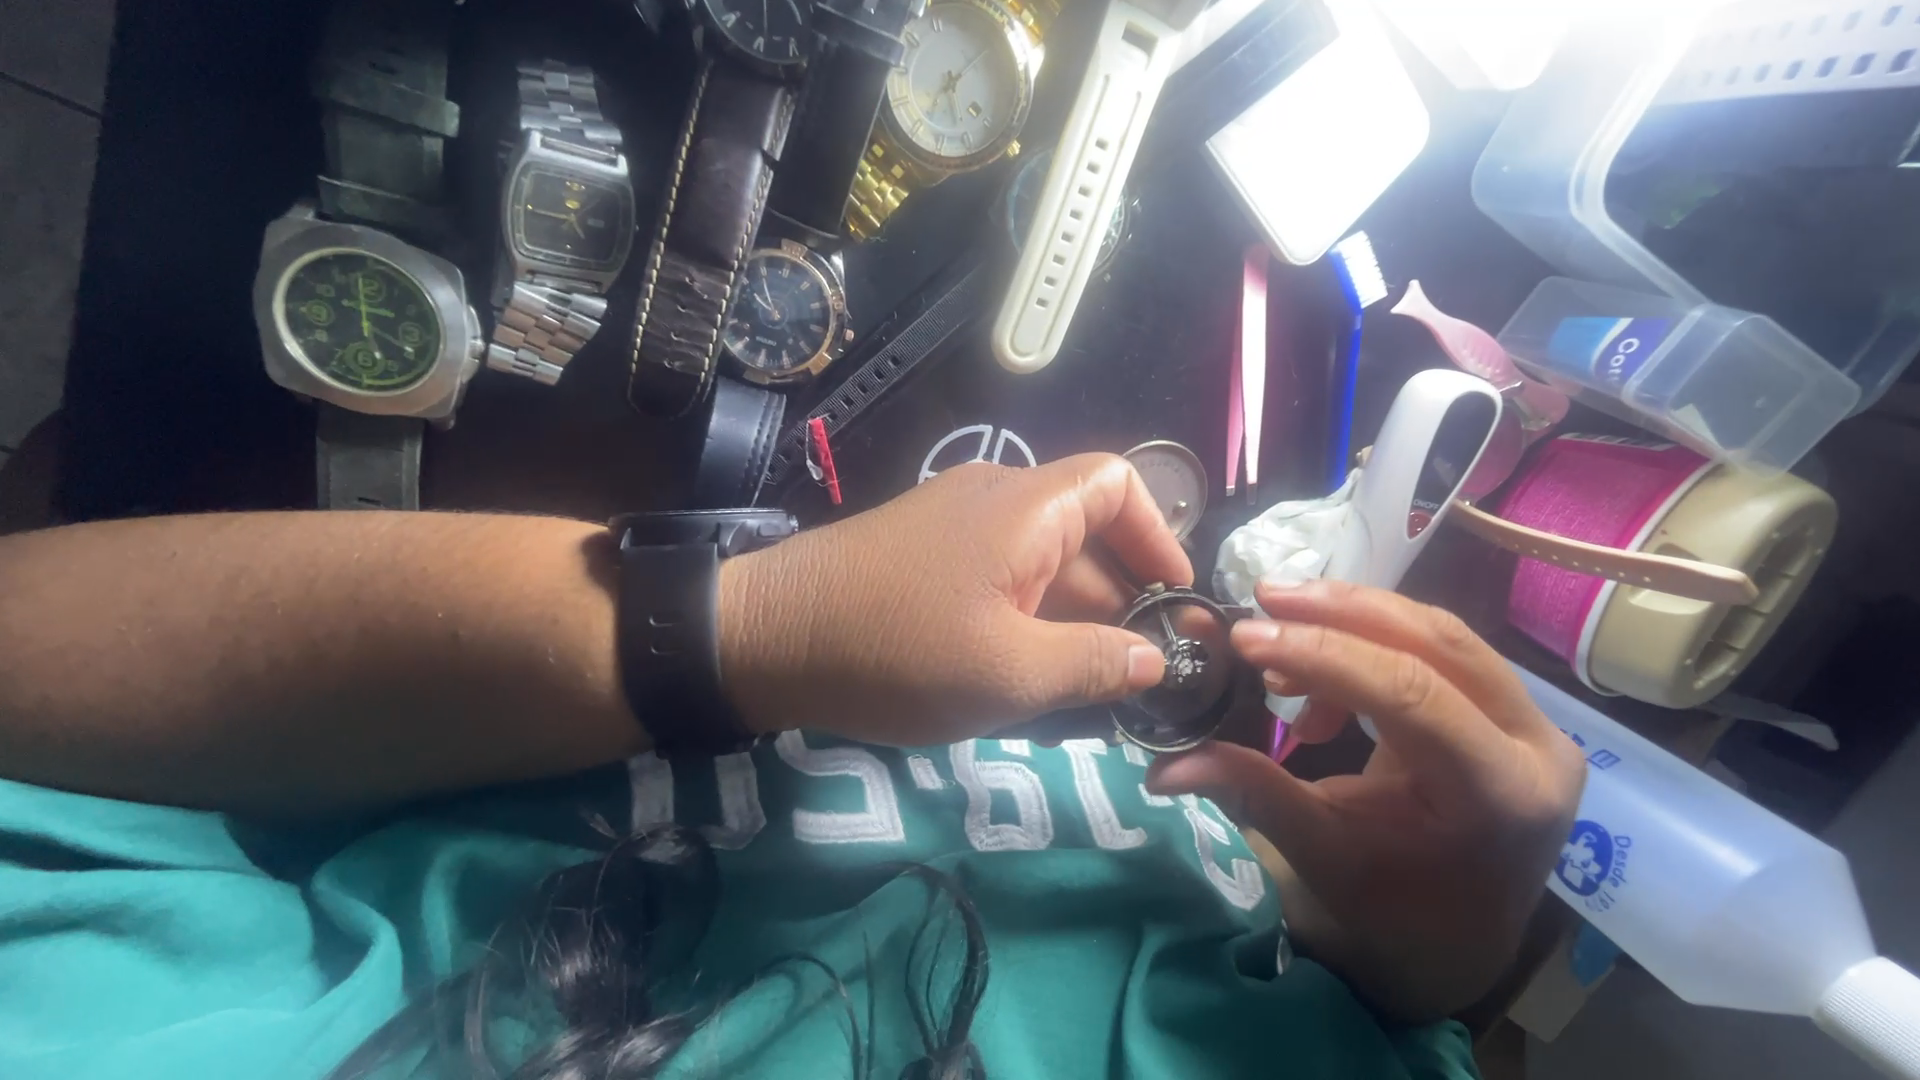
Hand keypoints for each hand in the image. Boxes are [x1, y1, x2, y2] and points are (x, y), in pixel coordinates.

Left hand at [717, 454, 1192, 745]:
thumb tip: (1155, 659)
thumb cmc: (896, 649)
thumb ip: (1093, 663)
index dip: (1157, 536)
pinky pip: (996, 582)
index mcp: (1026, 508)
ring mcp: (954, 529)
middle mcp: (995, 501)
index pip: (1117, 484)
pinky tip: (1018, 682)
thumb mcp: (1009, 672)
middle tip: (1131, 680)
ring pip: (1039, 569)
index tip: (1172, 603)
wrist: (765, 637)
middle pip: (1084, 538)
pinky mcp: (923, 558)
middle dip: (1116, 606)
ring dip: (1067, 626)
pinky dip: (1021, 624)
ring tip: (1079, 697)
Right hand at [1145, 580, 1585, 1018]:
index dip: (1323, 656)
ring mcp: (1529, 725)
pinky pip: (1431, 651)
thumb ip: (1247, 790)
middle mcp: (1535, 747)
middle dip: (1341, 611)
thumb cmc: (1388, 908)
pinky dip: (1361, 650)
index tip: (1246, 637)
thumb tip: (1159, 768)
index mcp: (1500, 794)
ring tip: (1273, 640)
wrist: (1448, 941)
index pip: (1413, 695)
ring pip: (1438, 635)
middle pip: (1439, 643)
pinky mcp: (1504, 712)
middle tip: (1264, 596)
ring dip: (1348, 620)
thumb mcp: (1316, 851)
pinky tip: (1309, 688)